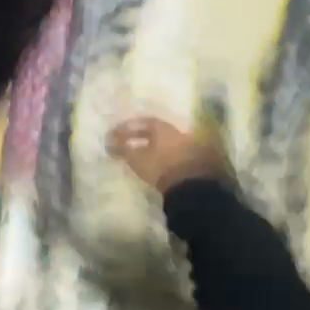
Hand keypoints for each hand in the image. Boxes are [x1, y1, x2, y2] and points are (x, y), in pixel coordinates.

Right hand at [107, 118, 223, 194]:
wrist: (193, 187)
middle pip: (158, 132)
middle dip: (143, 137)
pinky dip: (167, 158)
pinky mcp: (200, 162)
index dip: (129, 127)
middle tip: (130, 145)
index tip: (118, 133)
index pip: (144, 122)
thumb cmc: (160, 167)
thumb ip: (122, 149)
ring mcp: (192, 147)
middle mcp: (179, 133)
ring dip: (156, 148)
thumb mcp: (136, 158)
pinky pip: (178, 155)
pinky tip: (160, 166)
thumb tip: (109, 144)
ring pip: (169, 144)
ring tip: (144, 157)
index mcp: (164, 129)